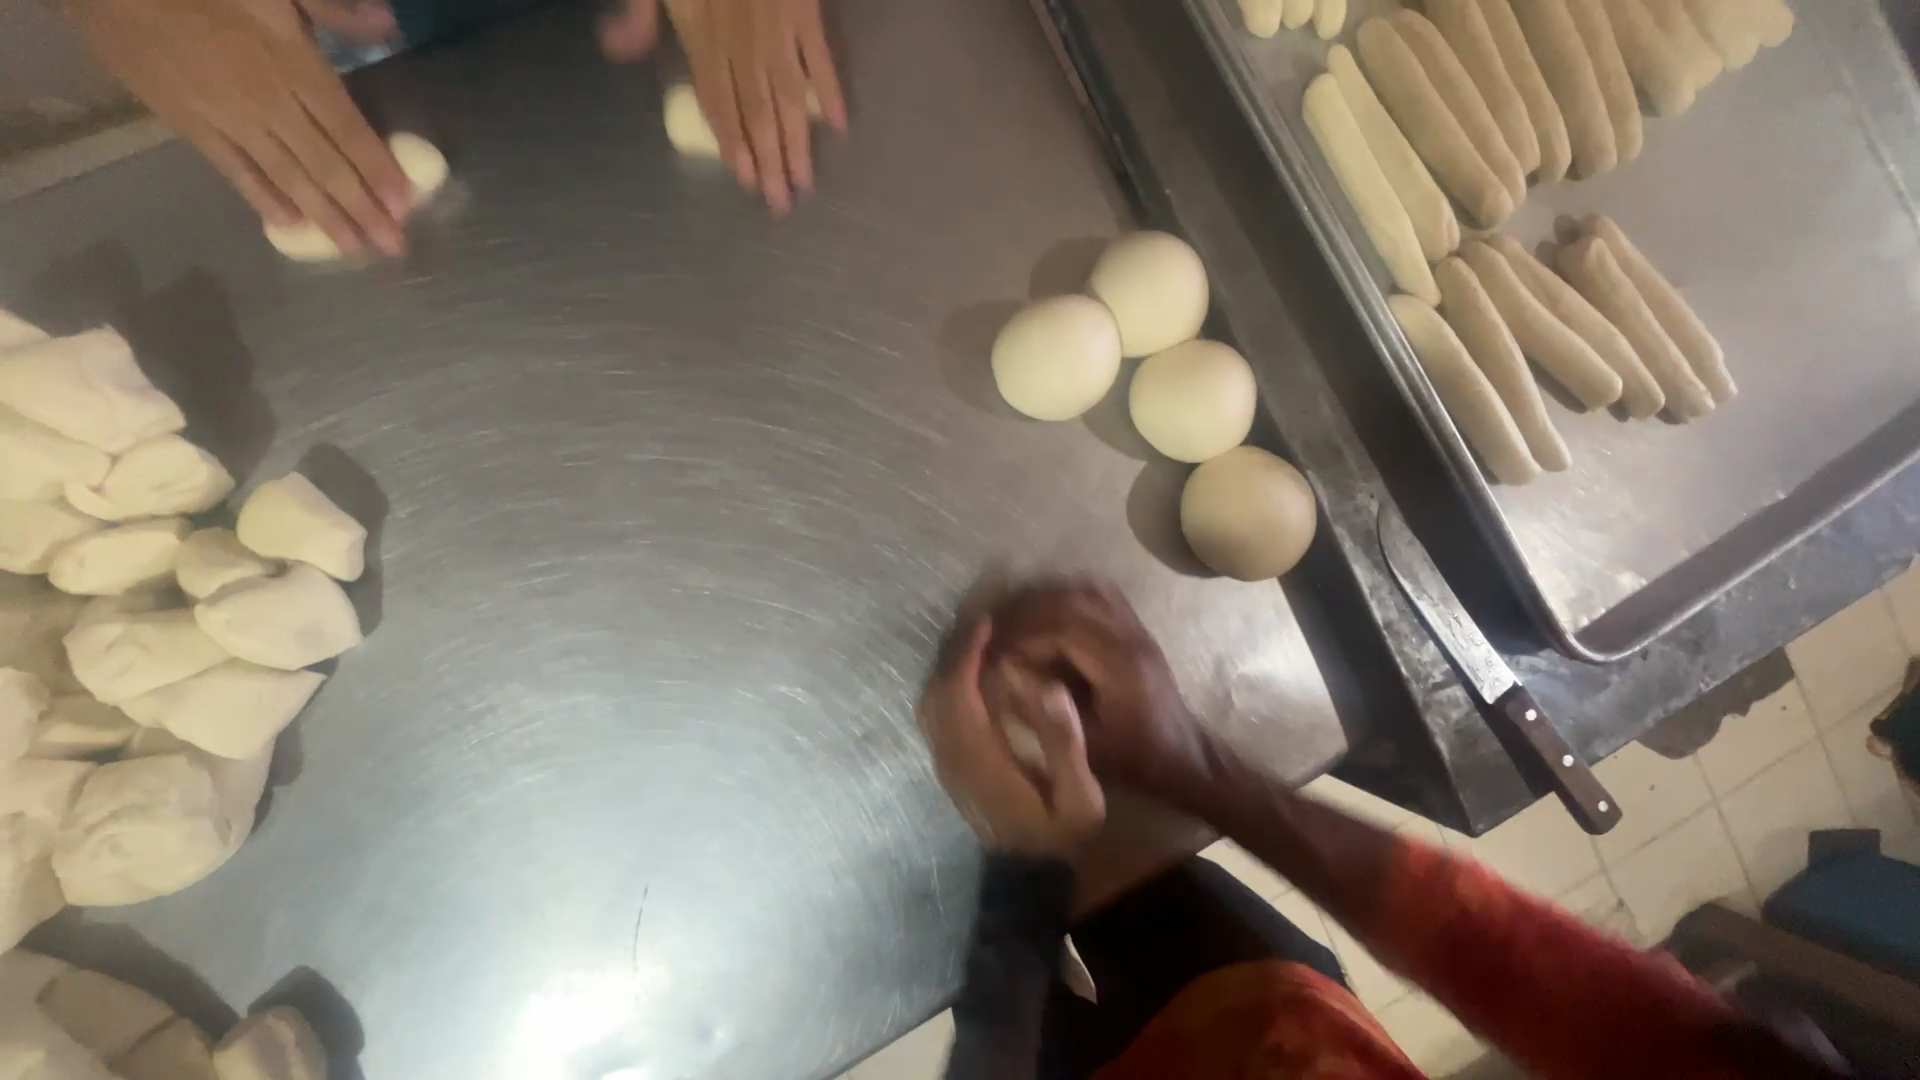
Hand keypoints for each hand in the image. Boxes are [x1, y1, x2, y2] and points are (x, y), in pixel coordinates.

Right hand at [67, 0, 409, 256]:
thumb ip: (333, 9)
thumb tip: (388, 23)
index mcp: (293, 65)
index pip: (349, 131)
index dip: (380, 172)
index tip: (406, 207)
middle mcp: (267, 101)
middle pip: (326, 166)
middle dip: (364, 210)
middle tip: (394, 247)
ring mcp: (225, 116)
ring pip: (287, 177)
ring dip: (325, 217)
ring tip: (355, 250)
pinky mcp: (185, 122)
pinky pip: (233, 170)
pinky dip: (264, 199)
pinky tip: (291, 226)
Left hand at [660, 0, 847, 213]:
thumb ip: (639, 11)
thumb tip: (612, 48)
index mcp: (702, 33)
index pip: (718, 101)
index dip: (732, 142)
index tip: (744, 180)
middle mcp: (742, 42)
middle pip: (757, 112)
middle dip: (768, 161)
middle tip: (779, 204)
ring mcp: (779, 30)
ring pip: (790, 97)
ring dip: (798, 143)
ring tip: (805, 182)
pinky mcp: (806, 12)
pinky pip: (820, 57)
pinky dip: (830, 89)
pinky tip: (839, 123)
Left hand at [919, 614, 1105, 855]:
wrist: (1030, 874)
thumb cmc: (1060, 834)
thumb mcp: (1081, 799)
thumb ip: (1065, 743)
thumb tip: (1049, 687)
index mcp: (980, 764)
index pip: (957, 698)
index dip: (966, 657)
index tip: (986, 625)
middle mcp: (951, 761)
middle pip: (935, 695)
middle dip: (954, 654)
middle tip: (981, 622)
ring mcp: (945, 765)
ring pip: (929, 704)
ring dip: (948, 667)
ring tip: (976, 640)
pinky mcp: (948, 767)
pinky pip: (935, 715)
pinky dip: (947, 684)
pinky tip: (970, 671)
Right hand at [990, 581, 1213, 796]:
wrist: (1182, 755)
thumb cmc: (1132, 757)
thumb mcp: (1084, 743)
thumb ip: (1045, 706)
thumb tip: (1005, 672)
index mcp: (1119, 665)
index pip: (1062, 629)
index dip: (1023, 636)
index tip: (997, 652)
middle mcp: (1130, 637)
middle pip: (1072, 602)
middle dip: (1029, 612)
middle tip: (998, 630)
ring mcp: (1137, 629)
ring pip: (1086, 592)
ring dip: (1048, 600)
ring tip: (1017, 619)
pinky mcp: (1138, 630)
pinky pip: (1101, 596)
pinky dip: (1069, 599)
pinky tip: (1048, 615)